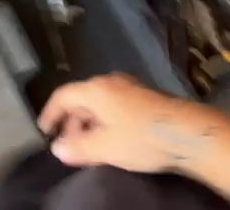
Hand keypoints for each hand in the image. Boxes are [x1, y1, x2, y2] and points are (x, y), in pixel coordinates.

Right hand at [37, 75, 224, 174]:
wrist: (185, 131)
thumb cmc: (141, 137)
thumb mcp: (106, 147)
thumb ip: (78, 147)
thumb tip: (57, 147)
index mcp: (95, 89)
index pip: (63, 95)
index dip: (50, 112)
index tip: (44, 130)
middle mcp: (109, 81)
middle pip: (80, 98)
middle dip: (71, 122)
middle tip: (68, 147)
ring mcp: (127, 86)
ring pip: (98, 103)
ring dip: (88, 123)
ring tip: (89, 148)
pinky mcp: (141, 96)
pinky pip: (112, 105)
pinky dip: (104, 121)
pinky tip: (111, 140)